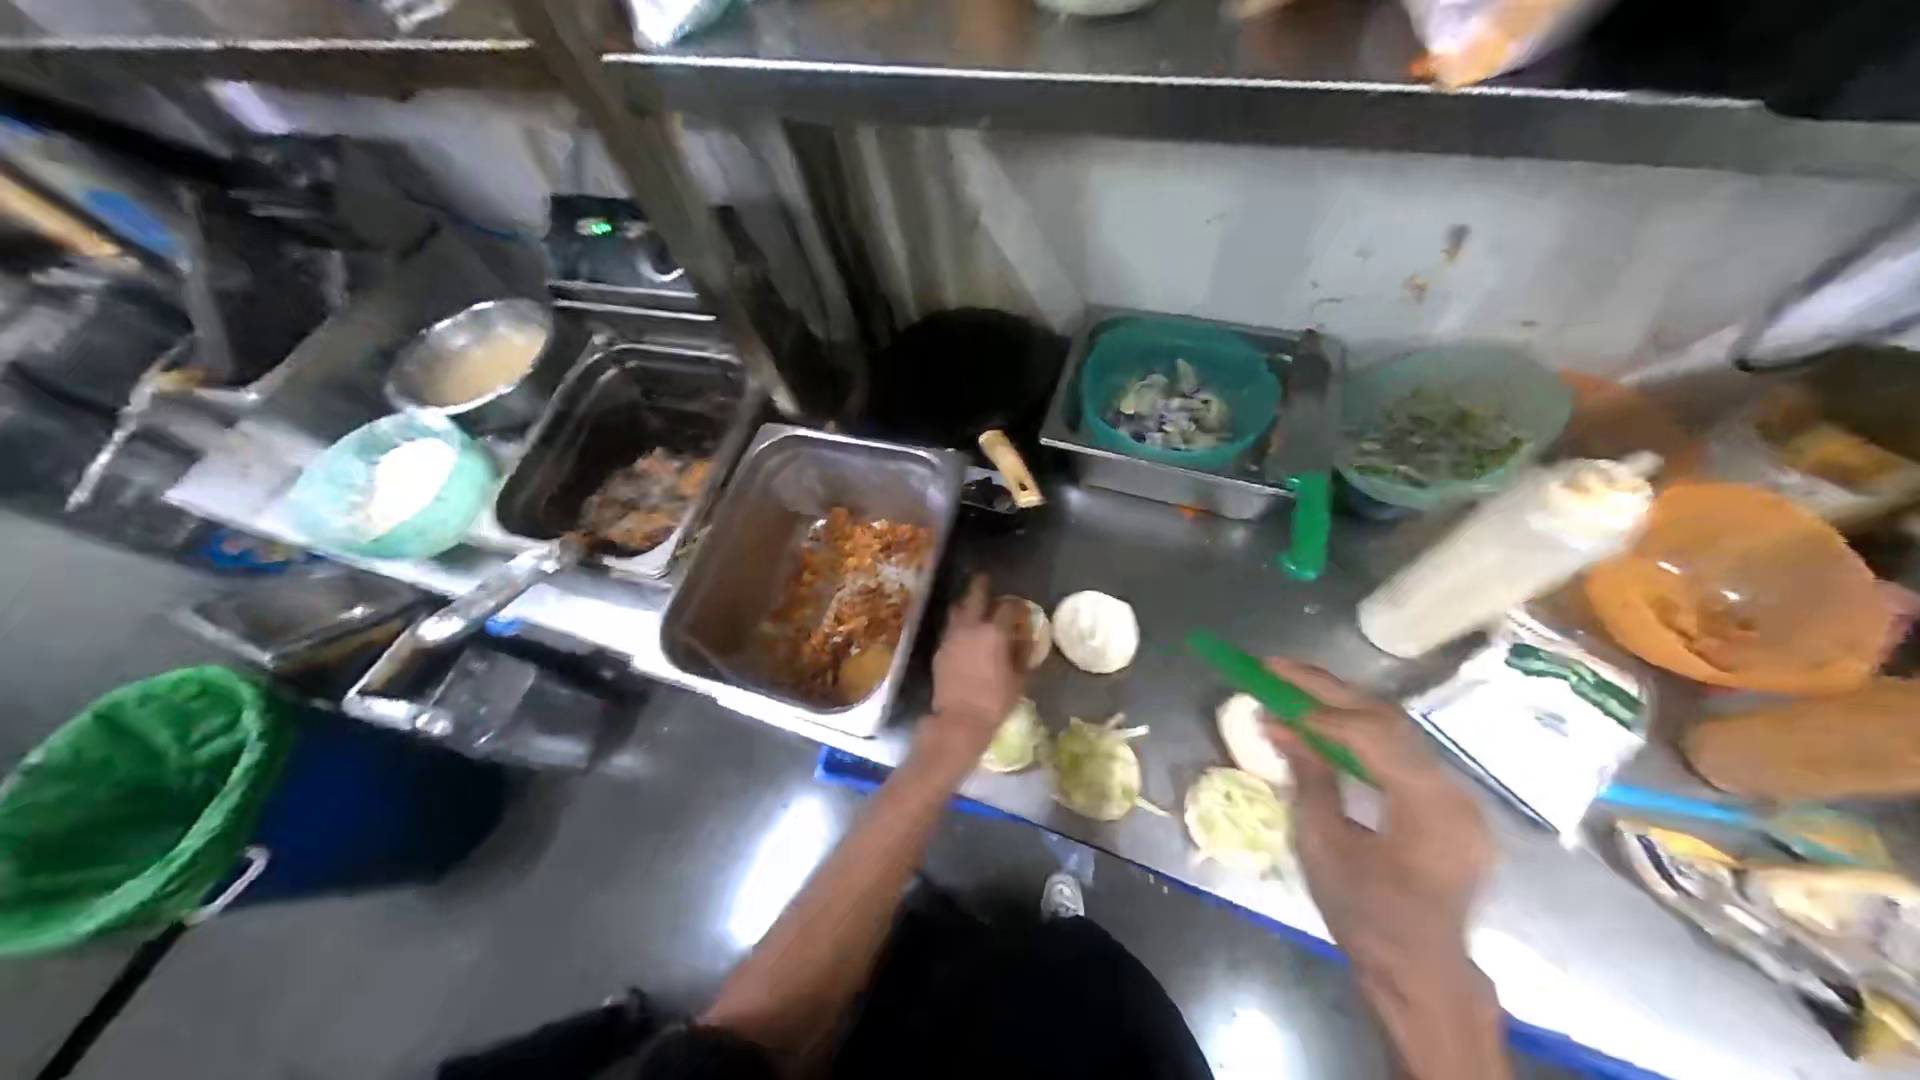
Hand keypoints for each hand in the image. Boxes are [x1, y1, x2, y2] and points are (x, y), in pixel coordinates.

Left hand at [916, 574, 1024, 771]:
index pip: (1007, 608)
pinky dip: (957, 624)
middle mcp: (970, 628)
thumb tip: (1025, 638)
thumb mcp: (1019, 679)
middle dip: (981, 586)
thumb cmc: (995, 701)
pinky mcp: (940, 649)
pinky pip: (949, 628)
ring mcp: (951, 637)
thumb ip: (1023, 654)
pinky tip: (963, 631)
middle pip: (974, 597)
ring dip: (965, 603)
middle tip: (985, 579)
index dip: (1015, 605)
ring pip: (956, 610)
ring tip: (972, 604)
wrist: (959, 719)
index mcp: (994, 632)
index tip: (1019, 606)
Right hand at [1261, 659, 1505, 1079]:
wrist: (1419, 970)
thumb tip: (1278, 723)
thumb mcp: (1322, 845)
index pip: (1373, 736)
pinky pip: (1398, 753)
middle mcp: (1453, 793)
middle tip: (1275, 666)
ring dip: (1341, 703)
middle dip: (1327, 688)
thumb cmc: (1365, 914)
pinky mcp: (1445, 803)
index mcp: (1429, 810)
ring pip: (1393, 731)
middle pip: (1386, 720)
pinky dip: (1357, 731)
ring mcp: (1455, 797)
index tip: (1271, 695)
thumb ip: (1308, 776)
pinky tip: (1324, 722)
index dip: (1319, 710)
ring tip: (1292, 683)